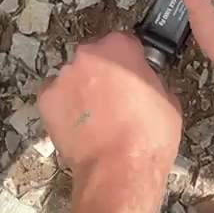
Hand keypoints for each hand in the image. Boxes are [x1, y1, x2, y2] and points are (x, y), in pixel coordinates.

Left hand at [37, 32, 181, 184]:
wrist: (120, 169)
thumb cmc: (148, 136)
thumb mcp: (167, 99)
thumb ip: (150, 79)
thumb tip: (143, 81)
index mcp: (119, 48)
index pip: (123, 42)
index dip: (130, 59)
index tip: (132, 73)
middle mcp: (87, 55)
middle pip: (94, 57)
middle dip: (103, 73)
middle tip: (115, 99)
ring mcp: (63, 77)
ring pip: (73, 77)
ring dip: (82, 90)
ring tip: (97, 118)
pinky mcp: (46, 100)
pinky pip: (55, 96)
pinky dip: (64, 107)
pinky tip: (80, 125)